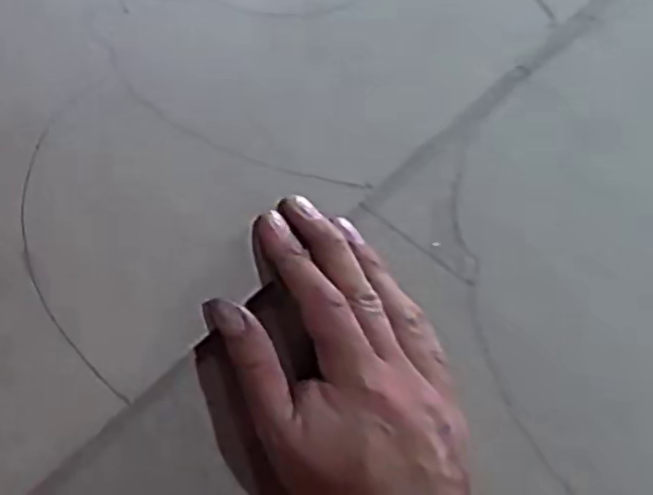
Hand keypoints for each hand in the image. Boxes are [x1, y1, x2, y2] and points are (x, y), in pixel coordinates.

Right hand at [205, 198, 469, 494]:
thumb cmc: (332, 485)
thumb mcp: (278, 429)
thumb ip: (252, 365)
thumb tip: (224, 307)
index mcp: (363, 380)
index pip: (325, 300)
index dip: (294, 256)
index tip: (268, 222)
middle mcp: (406, 378)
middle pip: (366, 295)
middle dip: (329, 244)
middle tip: (302, 206)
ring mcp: (435, 391)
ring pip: (403, 312)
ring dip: (369, 264)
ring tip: (344, 228)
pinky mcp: (449, 406)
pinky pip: (427, 339)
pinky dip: (402, 300)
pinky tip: (389, 285)